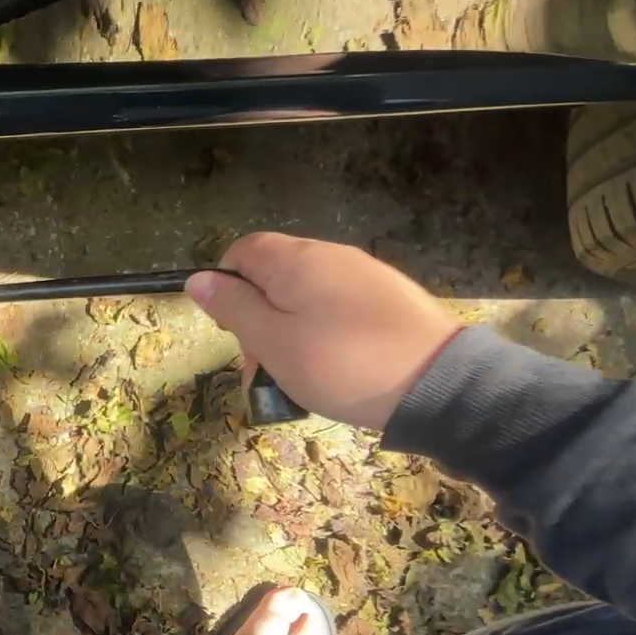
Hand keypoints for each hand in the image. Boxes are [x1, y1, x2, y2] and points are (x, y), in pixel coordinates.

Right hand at [185, 233, 461, 429]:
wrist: (437, 384)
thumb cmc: (339, 362)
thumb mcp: (271, 341)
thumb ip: (232, 307)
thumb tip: (197, 279)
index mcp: (296, 261)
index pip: (242, 250)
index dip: (225, 284)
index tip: (229, 326)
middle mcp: (331, 256)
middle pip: (272, 274)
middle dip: (255, 316)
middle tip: (260, 364)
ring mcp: (364, 276)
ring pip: (303, 295)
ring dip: (285, 329)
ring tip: (293, 374)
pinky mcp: (387, 299)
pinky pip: (334, 307)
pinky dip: (318, 332)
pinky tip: (330, 366)